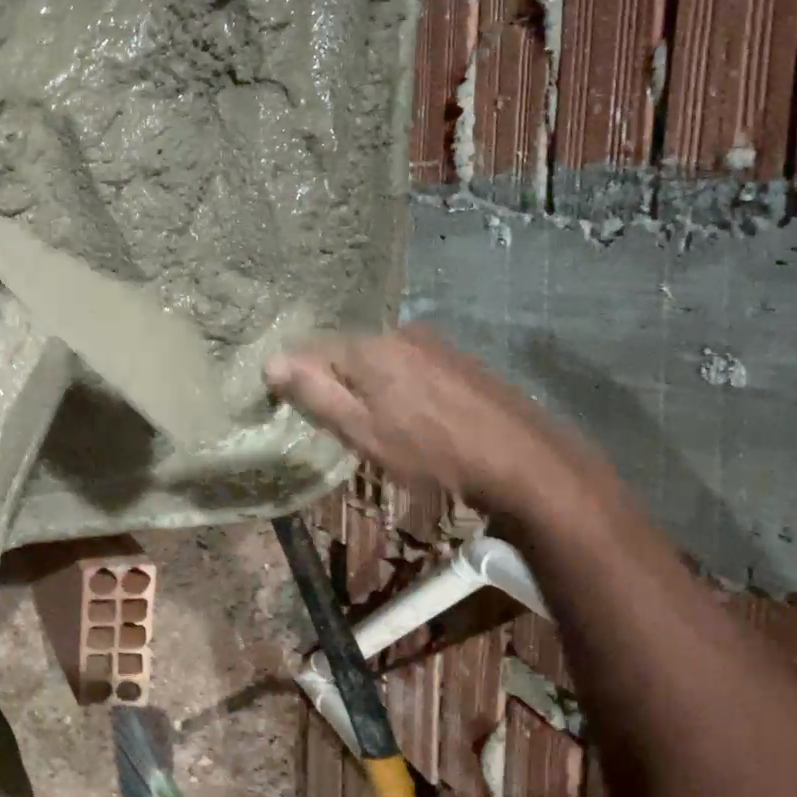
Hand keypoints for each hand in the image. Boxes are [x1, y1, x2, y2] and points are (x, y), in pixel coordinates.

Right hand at [263, 325, 590, 513]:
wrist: (528, 464)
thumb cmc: (432, 452)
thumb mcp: (360, 430)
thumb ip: (312, 393)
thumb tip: (269, 361)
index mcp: (367, 347)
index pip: (305, 351)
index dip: (294, 381)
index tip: (299, 414)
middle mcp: (398, 333)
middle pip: (342, 354)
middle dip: (332, 383)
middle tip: (340, 427)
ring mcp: (432, 344)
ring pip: (376, 361)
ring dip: (366, 387)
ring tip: (378, 426)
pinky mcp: (458, 360)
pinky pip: (406, 367)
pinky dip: (397, 388)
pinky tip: (413, 419)